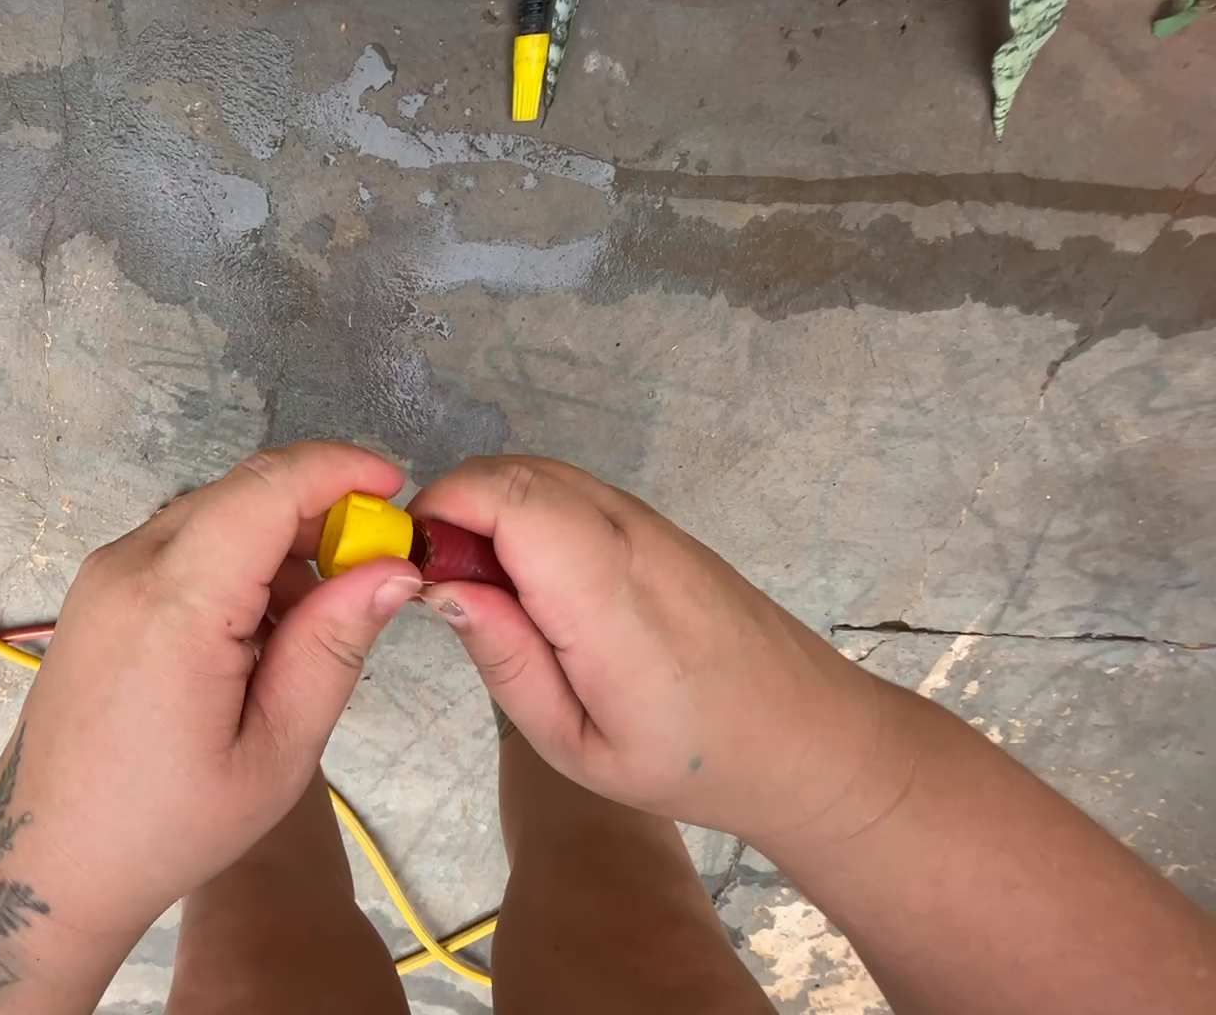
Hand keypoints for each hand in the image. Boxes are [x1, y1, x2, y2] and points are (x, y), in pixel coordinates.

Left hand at [8, 442, 423, 935]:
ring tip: (302, 628)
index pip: (267, 487)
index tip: (395, 487)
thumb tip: (394, 568)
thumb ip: (335, 645)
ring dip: (277, 542)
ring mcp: (107, 568)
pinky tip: (252, 630)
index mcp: (176, 601)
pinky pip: (186, 541)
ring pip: (217, 512)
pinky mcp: (101, 584)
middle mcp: (131, 561)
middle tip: (364, 573)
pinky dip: (237, 560)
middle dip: (317, 511)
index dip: (339, 468)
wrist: (48, 856)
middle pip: (244, 491)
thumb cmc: (169, 822)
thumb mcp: (277, 749)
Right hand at [409, 456, 887, 842]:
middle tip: (443, 580)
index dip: (441, 509)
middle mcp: (625, 532)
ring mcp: (644, 517)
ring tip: (485, 582)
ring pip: (532, 471)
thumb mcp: (572, 741)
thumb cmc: (687, 758)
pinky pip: (562, 487)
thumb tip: (439, 585)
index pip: (506, 496)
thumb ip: (503, 657)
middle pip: (510, 471)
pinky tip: (528, 574)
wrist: (811, 738)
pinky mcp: (650, 519)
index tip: (417, 565)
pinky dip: (519, 510)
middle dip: (451, 507)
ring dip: (483, 507)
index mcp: (605, 592)